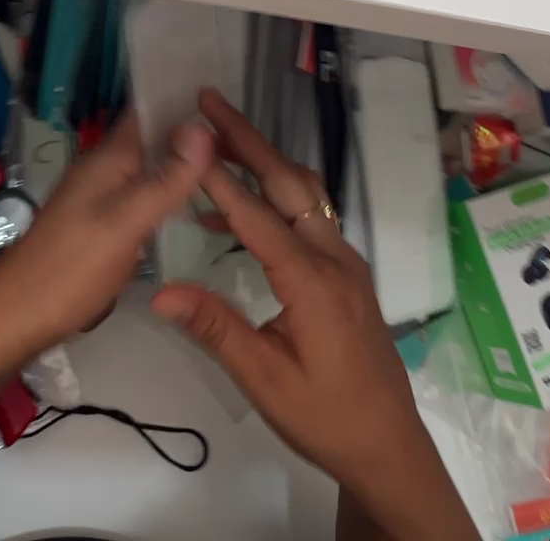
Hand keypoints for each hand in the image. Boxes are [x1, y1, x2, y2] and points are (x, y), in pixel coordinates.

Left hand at [0, 113, 215, 360]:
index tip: (225, 99)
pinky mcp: (102, 224)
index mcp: (108, 158)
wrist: (20, 315)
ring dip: (180, 164)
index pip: (148, 110)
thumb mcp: (126, 222)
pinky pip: (141, 195)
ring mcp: (101, 197)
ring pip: (148, 168)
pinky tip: (192, 205)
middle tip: (241, 139)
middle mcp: (104, 169)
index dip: (183, 101)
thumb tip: (203, 127)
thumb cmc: (72, 267)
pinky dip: (166, 192)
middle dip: (190, 134)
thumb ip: (164, 179)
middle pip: (151, 138)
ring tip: (229, 166)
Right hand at [151, 91, 451, 525]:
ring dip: (263, 159)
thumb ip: (215, 329)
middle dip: (249, 138)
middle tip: (210, 103)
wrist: (389, 446)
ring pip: (304, 191)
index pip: (259, 217)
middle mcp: (333, 257)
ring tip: (218, 140)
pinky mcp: (344, 270)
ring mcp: (344, 260)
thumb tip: (159, 292)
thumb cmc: (326, 416)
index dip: (220, 178)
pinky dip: (273, 195)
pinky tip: (234, 212)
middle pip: (290, 181)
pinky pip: (307, 215)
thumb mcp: (266, 380)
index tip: (189, 142)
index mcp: (313, 281)